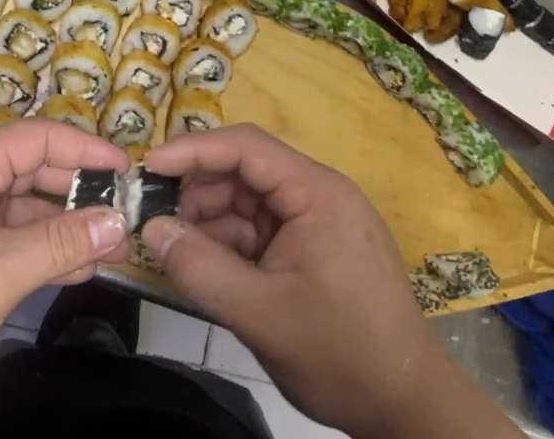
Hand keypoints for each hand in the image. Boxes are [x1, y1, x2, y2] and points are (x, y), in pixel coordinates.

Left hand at [0, 119, 133, 408]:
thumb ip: (62, 243)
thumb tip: (117, 221)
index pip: (39, 137)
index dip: (87, 150)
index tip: (128, 171)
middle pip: (30, 173)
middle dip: (78, 195)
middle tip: (124, 219)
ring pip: (17, 211)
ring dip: (60, 229)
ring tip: (107, 251)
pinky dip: (33, 252)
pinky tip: (68, 271)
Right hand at [141, 125, 519, 438]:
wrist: (405, 405)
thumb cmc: (339, 352)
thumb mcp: (259, 313)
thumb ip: (199, 267)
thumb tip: (151, 229)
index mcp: (316, 192)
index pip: (247, 147)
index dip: (193, 150)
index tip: (147, 167)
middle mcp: (319, 195)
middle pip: (245, 172)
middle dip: (198, 193)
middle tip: (154, 222)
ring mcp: (318, 223)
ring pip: (249, 204)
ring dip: (210, 223)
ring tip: (176, 253)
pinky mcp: (315, 250)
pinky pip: (262, 232)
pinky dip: (230, 245)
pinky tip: (206, 268)